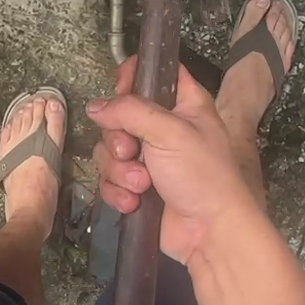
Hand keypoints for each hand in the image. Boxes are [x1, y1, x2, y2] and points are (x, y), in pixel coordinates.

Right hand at [88, 61, 260, 263]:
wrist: (210, 232)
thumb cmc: (202, 175)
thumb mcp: (170, 132)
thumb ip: (129, 111)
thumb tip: (95, 107)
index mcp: (183, 103)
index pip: (151, 72)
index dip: (132, 78)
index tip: (121, 92)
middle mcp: (164, 127)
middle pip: (118, 116)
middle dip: (119, 140)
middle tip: (133, 153)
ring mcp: (149, 158)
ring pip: (109, 150)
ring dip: (120, 171)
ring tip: (142, 186)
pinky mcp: (137, 186)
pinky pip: (110, 179)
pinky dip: (118, 191)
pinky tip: (135, 203)